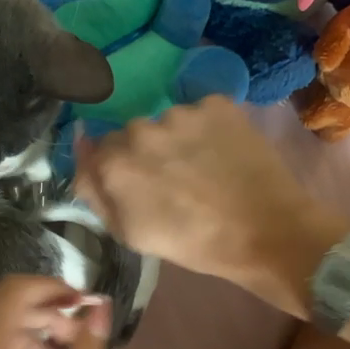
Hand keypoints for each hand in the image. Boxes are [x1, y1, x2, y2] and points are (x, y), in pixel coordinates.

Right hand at [75, 97, 349, 315]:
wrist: (268, 232)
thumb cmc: (195, 244)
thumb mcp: (130, 233)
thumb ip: (95, 192)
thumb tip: (81, 151)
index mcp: (115, 164)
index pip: (100, 153)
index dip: (120, 172)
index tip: (141, 188)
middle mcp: (140, 129)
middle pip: (132, 135)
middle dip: (147, 153)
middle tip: (176, 181)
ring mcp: (180, 113)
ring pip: (167, 122)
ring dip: (178, 140)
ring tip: (205, 169)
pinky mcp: (216, 104)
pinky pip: (201, 113)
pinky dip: (208, 129)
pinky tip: (224, 154)